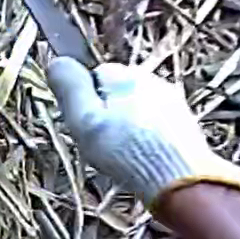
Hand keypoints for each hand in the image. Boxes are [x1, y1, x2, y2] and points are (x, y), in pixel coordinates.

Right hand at [45, 57, 239, 205]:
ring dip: (121, 121)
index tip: (80, 122)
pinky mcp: (183, 120)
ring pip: (132, 104)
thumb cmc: (124, 150)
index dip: (82, 97)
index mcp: (126, 76)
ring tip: (116, 149)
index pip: (94, 73)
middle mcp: (152, 80)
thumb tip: (56, 60)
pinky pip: (150, 119)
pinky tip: (136, 152)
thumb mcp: (85, 120)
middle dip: (103, 109)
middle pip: (114, 89)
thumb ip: (70, 88)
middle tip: (96, 139)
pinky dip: (139, 132)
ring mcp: (171, 99)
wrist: (178, 178)